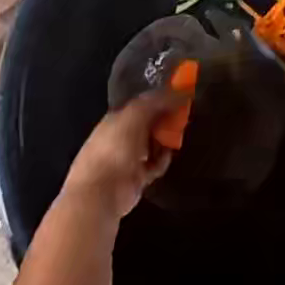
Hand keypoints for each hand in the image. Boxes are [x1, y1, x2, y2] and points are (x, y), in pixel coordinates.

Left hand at [64, 89, 188, 216]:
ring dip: (166, 139)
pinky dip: (163, 160)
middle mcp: (121, 137)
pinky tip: (168, 155)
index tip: (180, 95)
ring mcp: (129, 158)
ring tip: (179, 135)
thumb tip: (179, 91)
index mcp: (116, 119)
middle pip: (150, 123)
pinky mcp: (137, 177)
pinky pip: (156, 163)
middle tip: (184, 115)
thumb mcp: (135, 115)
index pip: (141, 104)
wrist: (101, 192)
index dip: (160, 99)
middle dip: (166, 120)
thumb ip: (156, 101)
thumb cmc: (114, 148)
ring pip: (154, 143)